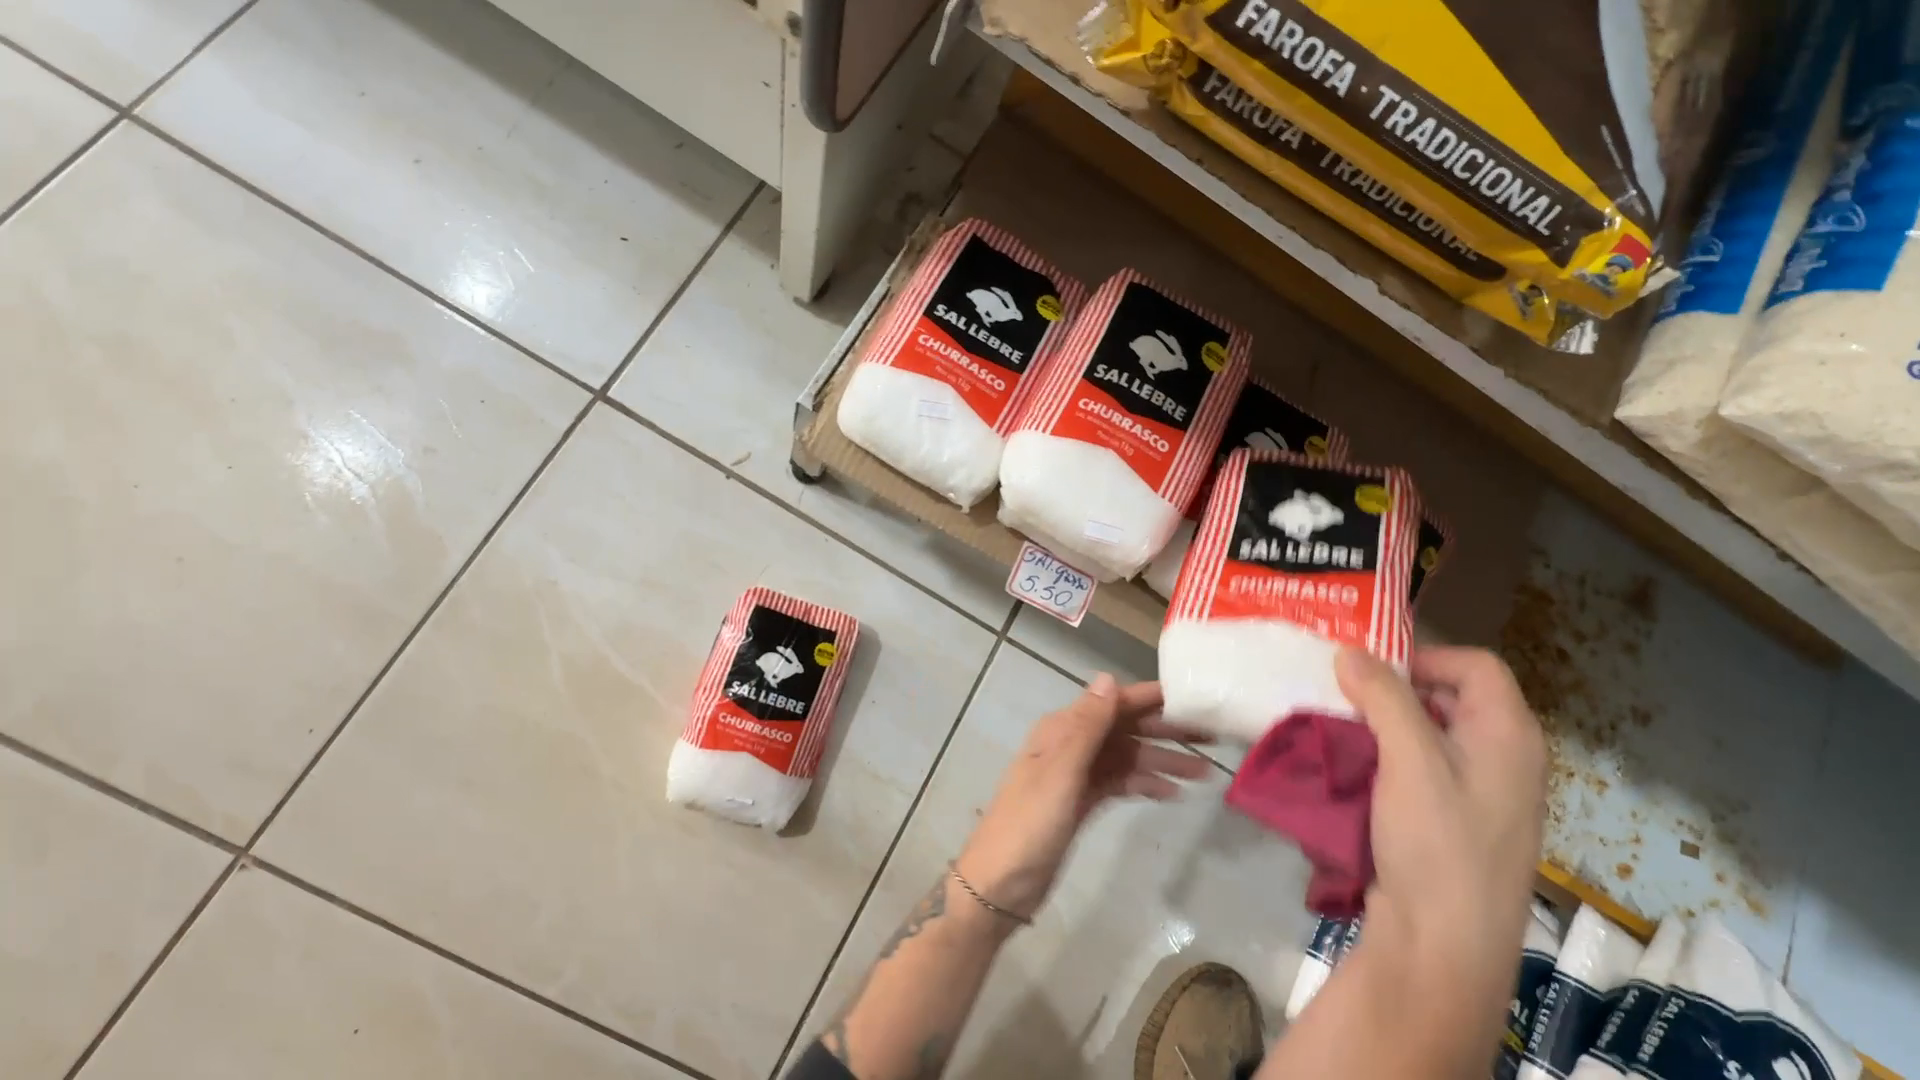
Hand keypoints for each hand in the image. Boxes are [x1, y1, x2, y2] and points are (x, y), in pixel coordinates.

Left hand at [955, 674, 1212, 921]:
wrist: (999, 885)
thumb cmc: (1028, 825)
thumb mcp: (1060, 772)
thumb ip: (1086, 726)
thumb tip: (1108, 677)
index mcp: (1061, 730)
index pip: (1113, 703)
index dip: (1152, 699)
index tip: (1195, 699)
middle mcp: (1069, 746)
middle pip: (1124, 728)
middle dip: (1165, 730)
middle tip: (1213, 737)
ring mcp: (1075, 776)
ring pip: (1126, 757)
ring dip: (1161, 760)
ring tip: (1205, 773)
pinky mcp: (1081, 804)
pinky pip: (1119, 783)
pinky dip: (1144, 784)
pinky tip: (1172, 794)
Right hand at [1333, 647, 1546, 1055]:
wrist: (1445, 943)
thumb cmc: (1437, 840)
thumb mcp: (1408, 758)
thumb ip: (1382, 697)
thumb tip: (1350, 651)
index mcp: (1510, 734)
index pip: (1476, 665)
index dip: (1424, 656)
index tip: (1369, 672)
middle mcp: (1506, 758)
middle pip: (1454, 698)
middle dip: (1397, 691)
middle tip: (1346, 698)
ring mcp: (1485, 795)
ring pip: (1434, 737)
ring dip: (1388, 728)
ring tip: (1343, 733)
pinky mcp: (1459, 825)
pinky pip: (1426, 773)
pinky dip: (1391, 763)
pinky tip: (1357, 775)